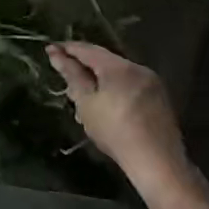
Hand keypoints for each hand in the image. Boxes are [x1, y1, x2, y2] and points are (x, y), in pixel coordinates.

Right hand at [46, 42, 186, 178]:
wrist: (156, 160)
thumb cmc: (114, 131)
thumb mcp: (86, 104)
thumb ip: (72, 76)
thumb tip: (56, 55)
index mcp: (118, 67)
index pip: (88, 50)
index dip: (67, 49)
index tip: (50, 49)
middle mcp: (138, 68)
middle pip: (105, 60)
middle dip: (83, 66)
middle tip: (63, 75)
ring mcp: (151, 82)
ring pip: (118, 74)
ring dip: (98, 79)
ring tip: (82, 96)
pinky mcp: (158, 98)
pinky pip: (130, 85)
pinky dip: (113, 89)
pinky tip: (105, 106)